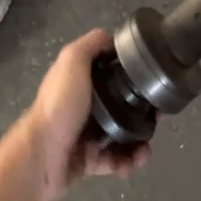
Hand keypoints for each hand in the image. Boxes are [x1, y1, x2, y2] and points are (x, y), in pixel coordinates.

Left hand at [25, 30, 151, 200]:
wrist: (41, 156)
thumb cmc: (60, 104)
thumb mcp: (72, 60)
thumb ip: (92, 43)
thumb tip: (113, 39)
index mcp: (81, 82)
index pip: (112, 74)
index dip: (133, 76)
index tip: (152, 79)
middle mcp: (85, 106)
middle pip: (121, 106)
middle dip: (143, 112)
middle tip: (159, 118)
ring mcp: (87, 135)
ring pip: (121, 135)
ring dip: (139, 141)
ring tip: (146, 148)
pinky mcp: (89, 161)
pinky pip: (115, 160)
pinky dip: (128, 161)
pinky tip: (136, 159)